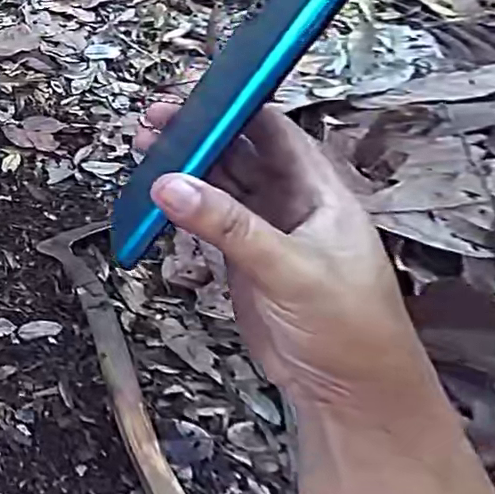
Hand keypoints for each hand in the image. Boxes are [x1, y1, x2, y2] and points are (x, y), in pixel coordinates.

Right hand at [134, 104, 438, 423]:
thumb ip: (227, 225)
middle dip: (197, 131)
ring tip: (145, 145)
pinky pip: (205, 214)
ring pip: (217, 181)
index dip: (236, 106)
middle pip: (237, 150)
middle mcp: (290, 203)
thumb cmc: (349, 331)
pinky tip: (157, 191)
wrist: (349, 399)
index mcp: (319, 192)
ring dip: (183, 163)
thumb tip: (170, 183)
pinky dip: (180, 200)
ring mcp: (263, 228)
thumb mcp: (289, 269)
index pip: (274, 131)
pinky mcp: (241, 255)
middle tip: (154, 118)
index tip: (191, 93)